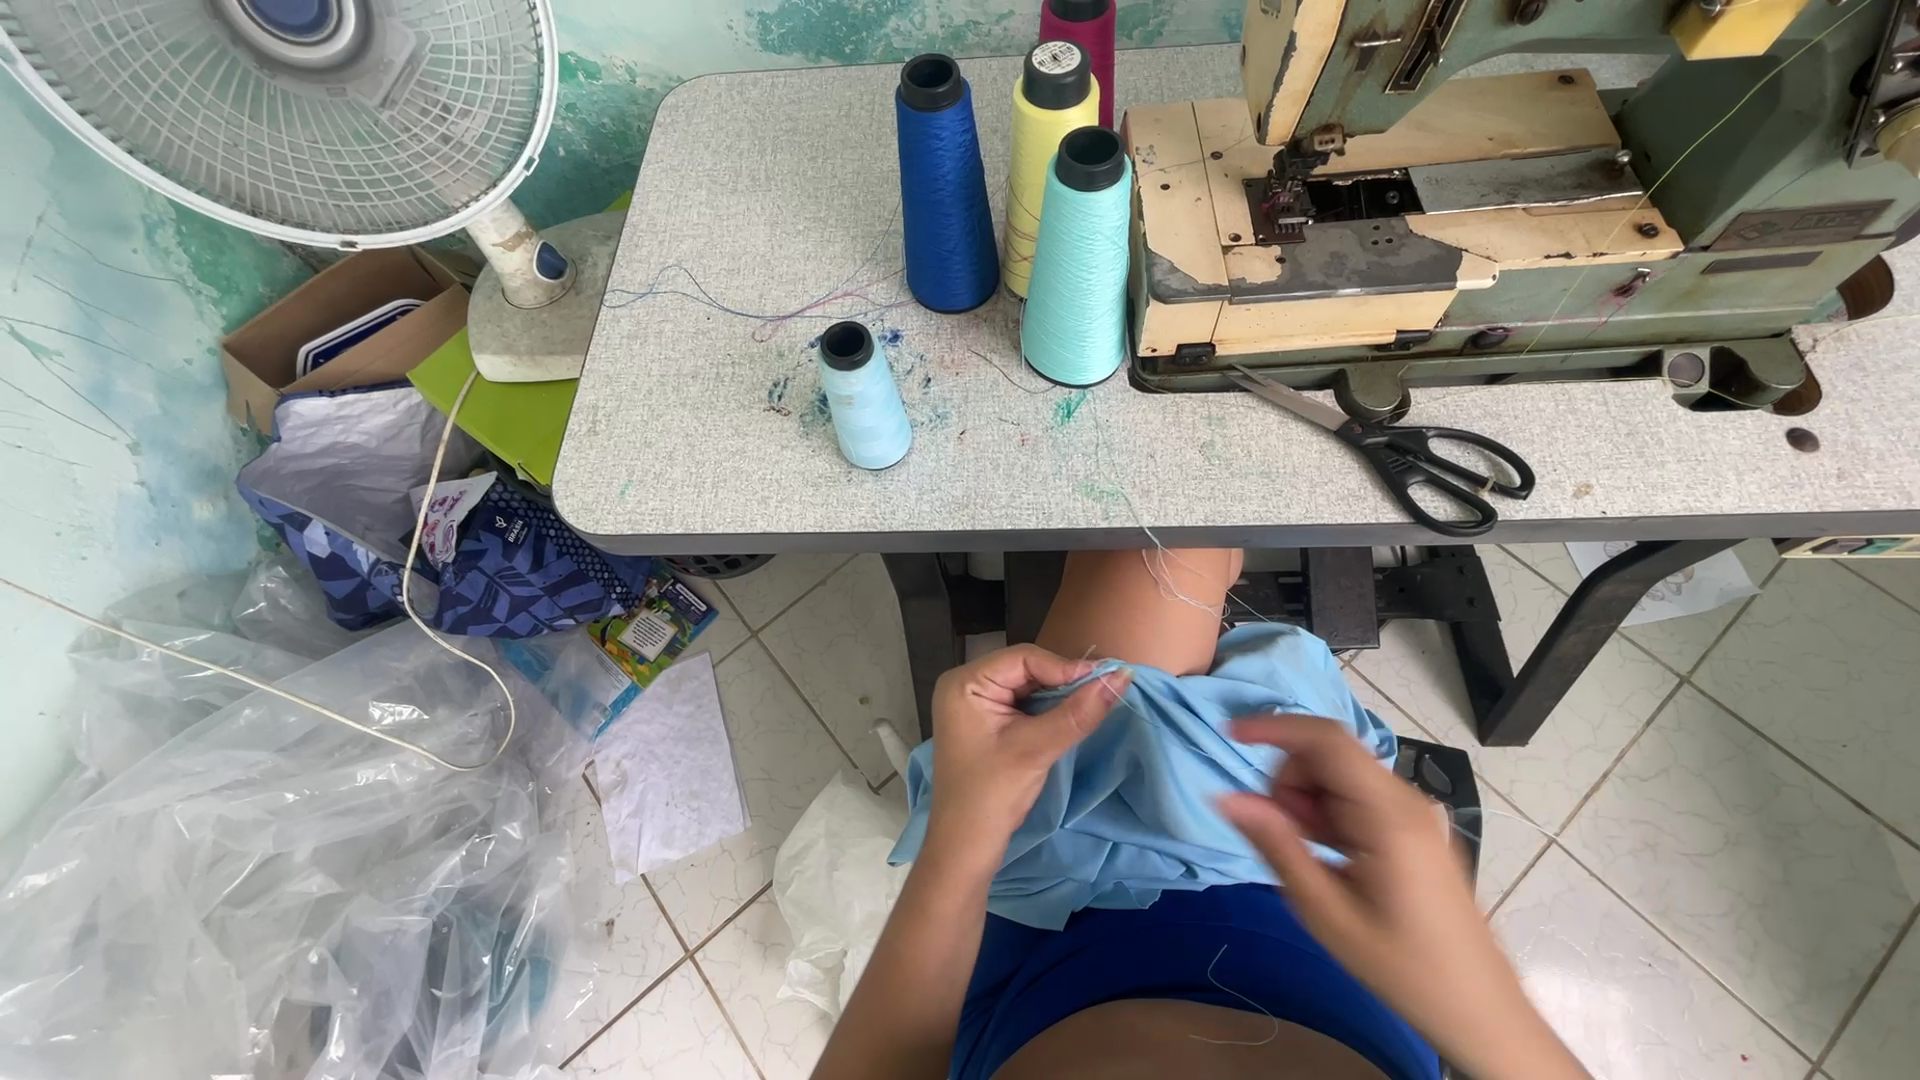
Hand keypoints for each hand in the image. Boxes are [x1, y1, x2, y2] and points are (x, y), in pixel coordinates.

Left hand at [925, 645, 1129, 853]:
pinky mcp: (986, 720)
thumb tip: (1122, 677)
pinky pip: (1022, 702)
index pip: (1023, 658)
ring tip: (1094, 699)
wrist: (965, 844)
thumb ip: (1078, 712)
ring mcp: (974, 703)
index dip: (1065, 667)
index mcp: (964, 683)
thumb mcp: (1037, 748)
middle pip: (1025, 668)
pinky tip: (1071, 713)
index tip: (1106, 679)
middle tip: (1105, 688)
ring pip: (1027, 684)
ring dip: (1059, 693)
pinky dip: (1047, 707)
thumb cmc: (992, 794)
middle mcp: (965, 684)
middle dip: (1064, 679)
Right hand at [1218, 713, 1587, 1079]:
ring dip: (1307, 799)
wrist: (1480, 1010)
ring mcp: (1415, 810)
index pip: (1326, 740)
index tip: (1230, 734)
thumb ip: (1276, 846)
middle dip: (1288, 780)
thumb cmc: (1400, 966)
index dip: (1274, 726)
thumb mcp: (1324, 911)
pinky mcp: (1414, 824)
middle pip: (1328, 754)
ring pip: (1338, 773)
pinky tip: (1330, 854)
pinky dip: (1328, 810)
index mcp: (1389, 815)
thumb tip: (1225, 797)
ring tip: (1309, 854)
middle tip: (1280, 834)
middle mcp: (1406, 799)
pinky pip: (1356, 793)